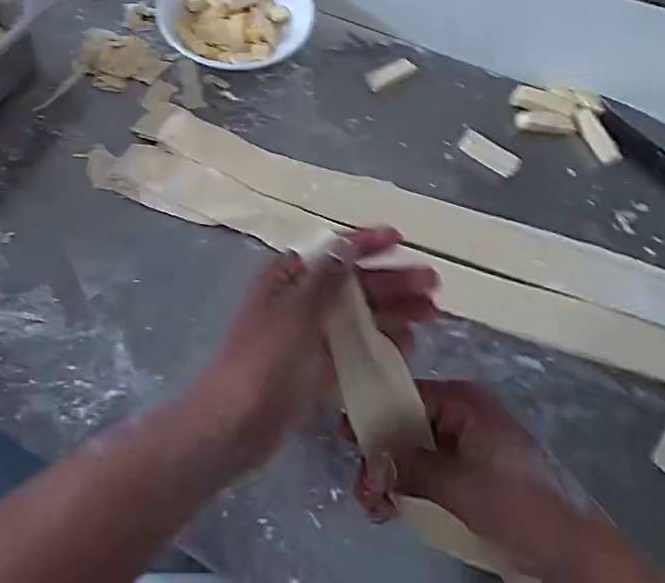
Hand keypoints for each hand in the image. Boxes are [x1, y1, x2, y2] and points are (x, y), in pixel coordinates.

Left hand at [181, 229, 438, 474]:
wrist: (233, 425)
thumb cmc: (262, 360)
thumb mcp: (295, 313)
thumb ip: (326, 280)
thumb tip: (346, 244)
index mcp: (289, 277)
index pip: (334, 251)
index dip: (367, 243)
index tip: (400, 239)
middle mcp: (301, 300)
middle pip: (353, 284)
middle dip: (392, 282)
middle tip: (432, 284)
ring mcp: (310, 334)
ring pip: (358, 316)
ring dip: (393, 312)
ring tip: (430, 314)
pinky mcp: (316, 366)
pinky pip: (354, 347)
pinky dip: (378, 343)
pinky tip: (407, 344)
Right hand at [353, 380, 656, 581]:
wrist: (579, 551)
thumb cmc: (521, 505)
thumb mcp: (460, 486)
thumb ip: (413, 467)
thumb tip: (374, 457)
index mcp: (466, 402)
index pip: (409, 394)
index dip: (376, 415)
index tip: (348, 440)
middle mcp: (468, 414)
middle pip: (411, 424)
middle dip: (383, 456)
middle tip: (364, 491)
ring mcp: (473, 445)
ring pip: (420, 451)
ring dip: (395, 476)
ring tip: (378, 507)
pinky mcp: (478, 474)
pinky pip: (436, 471)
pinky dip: (415, 487)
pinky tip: (398, 509)